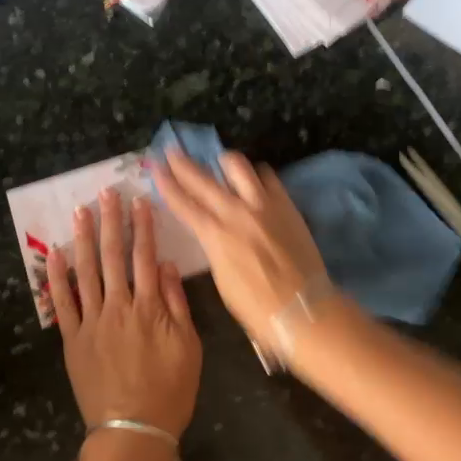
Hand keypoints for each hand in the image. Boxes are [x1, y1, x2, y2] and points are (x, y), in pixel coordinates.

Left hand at [48, 188, 199, 438]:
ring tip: (81, 210)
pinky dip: (57, 277)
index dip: (142, 227)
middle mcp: (118, 307)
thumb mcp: (189, 348)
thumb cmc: (169, 391)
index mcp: (149, 308)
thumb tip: (168, 266)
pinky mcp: (72, 339)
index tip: (139, 201)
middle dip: (111, 221)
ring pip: (85, 271)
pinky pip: (62, 303)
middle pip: (112, 256)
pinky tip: (55, 254)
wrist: (132, 432)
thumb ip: (177, 305)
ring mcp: (91, 322)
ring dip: (83, 238)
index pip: (145, 257)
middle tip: (107, 192)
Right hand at [152, 148, 329, 343]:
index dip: (166, 184)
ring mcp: (263, 204)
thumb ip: (214, 248)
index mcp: (215, 235)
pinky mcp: (286, 204)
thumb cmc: (256, 307)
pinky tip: (254, 181)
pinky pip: (267, 176)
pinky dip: (256, 175)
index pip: (183, 203)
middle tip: (173, 151)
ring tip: (220, 163)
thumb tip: (212, 233)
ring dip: (224, 163)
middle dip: (183, 164)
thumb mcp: (221, 279)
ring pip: (238, 166)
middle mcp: (236, 212)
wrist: (303, 309)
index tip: (156, 168)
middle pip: (203, 179)